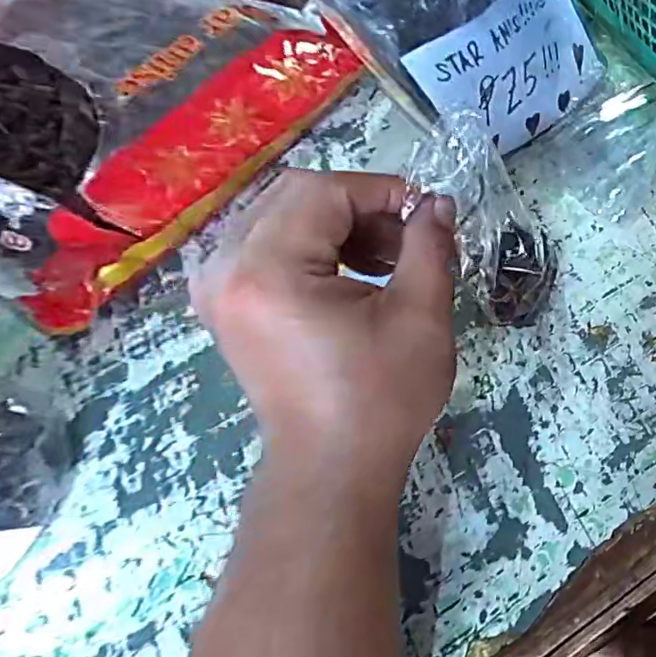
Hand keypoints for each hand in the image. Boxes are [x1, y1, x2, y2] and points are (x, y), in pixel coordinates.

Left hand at [191, 170, 458, 496]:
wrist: (333, 466)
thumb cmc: (381, 396)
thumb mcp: (421, 314)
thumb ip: (429, 244)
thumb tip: (437, 203)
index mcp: (268, 268)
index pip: (324, 191)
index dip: (382, 192)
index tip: (425, 216)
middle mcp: (227, 268)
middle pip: (297, 195)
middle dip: (361, 207)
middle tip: (406, 242)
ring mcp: (218, 286)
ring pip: (281, 215)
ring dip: (339, 225)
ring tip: (384, 262)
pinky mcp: (226, 303)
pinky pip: (267, 243)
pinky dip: (314, 245)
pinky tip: (350, 275)